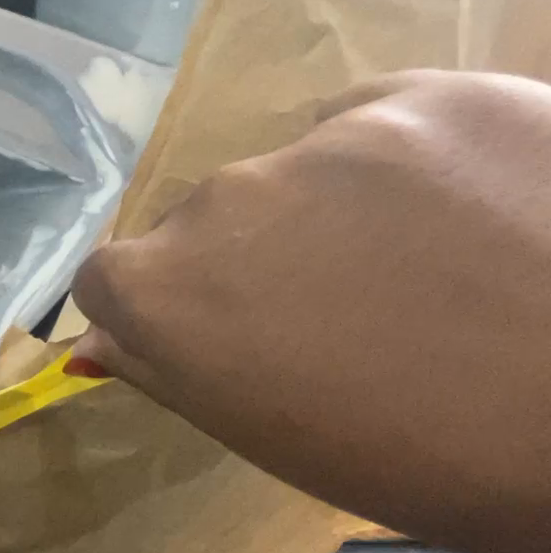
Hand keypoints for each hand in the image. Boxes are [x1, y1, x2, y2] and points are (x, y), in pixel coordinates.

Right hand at [71, 70, 550, 552]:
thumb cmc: (411, 455)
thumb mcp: (251, 425)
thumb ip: (158, 364)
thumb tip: (100, 340)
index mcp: (154, 288)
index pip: (109, 279)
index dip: (158, 308)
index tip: (217, 334)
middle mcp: (215, 200)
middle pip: (198, 223)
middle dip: (240, 258)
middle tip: (329, 308)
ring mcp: (327, 143)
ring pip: (285, 171)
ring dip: (316, 208)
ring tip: (413, 257)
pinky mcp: (440, 97)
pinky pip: (373, 117)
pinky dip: (390, 157)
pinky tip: (453, 204)